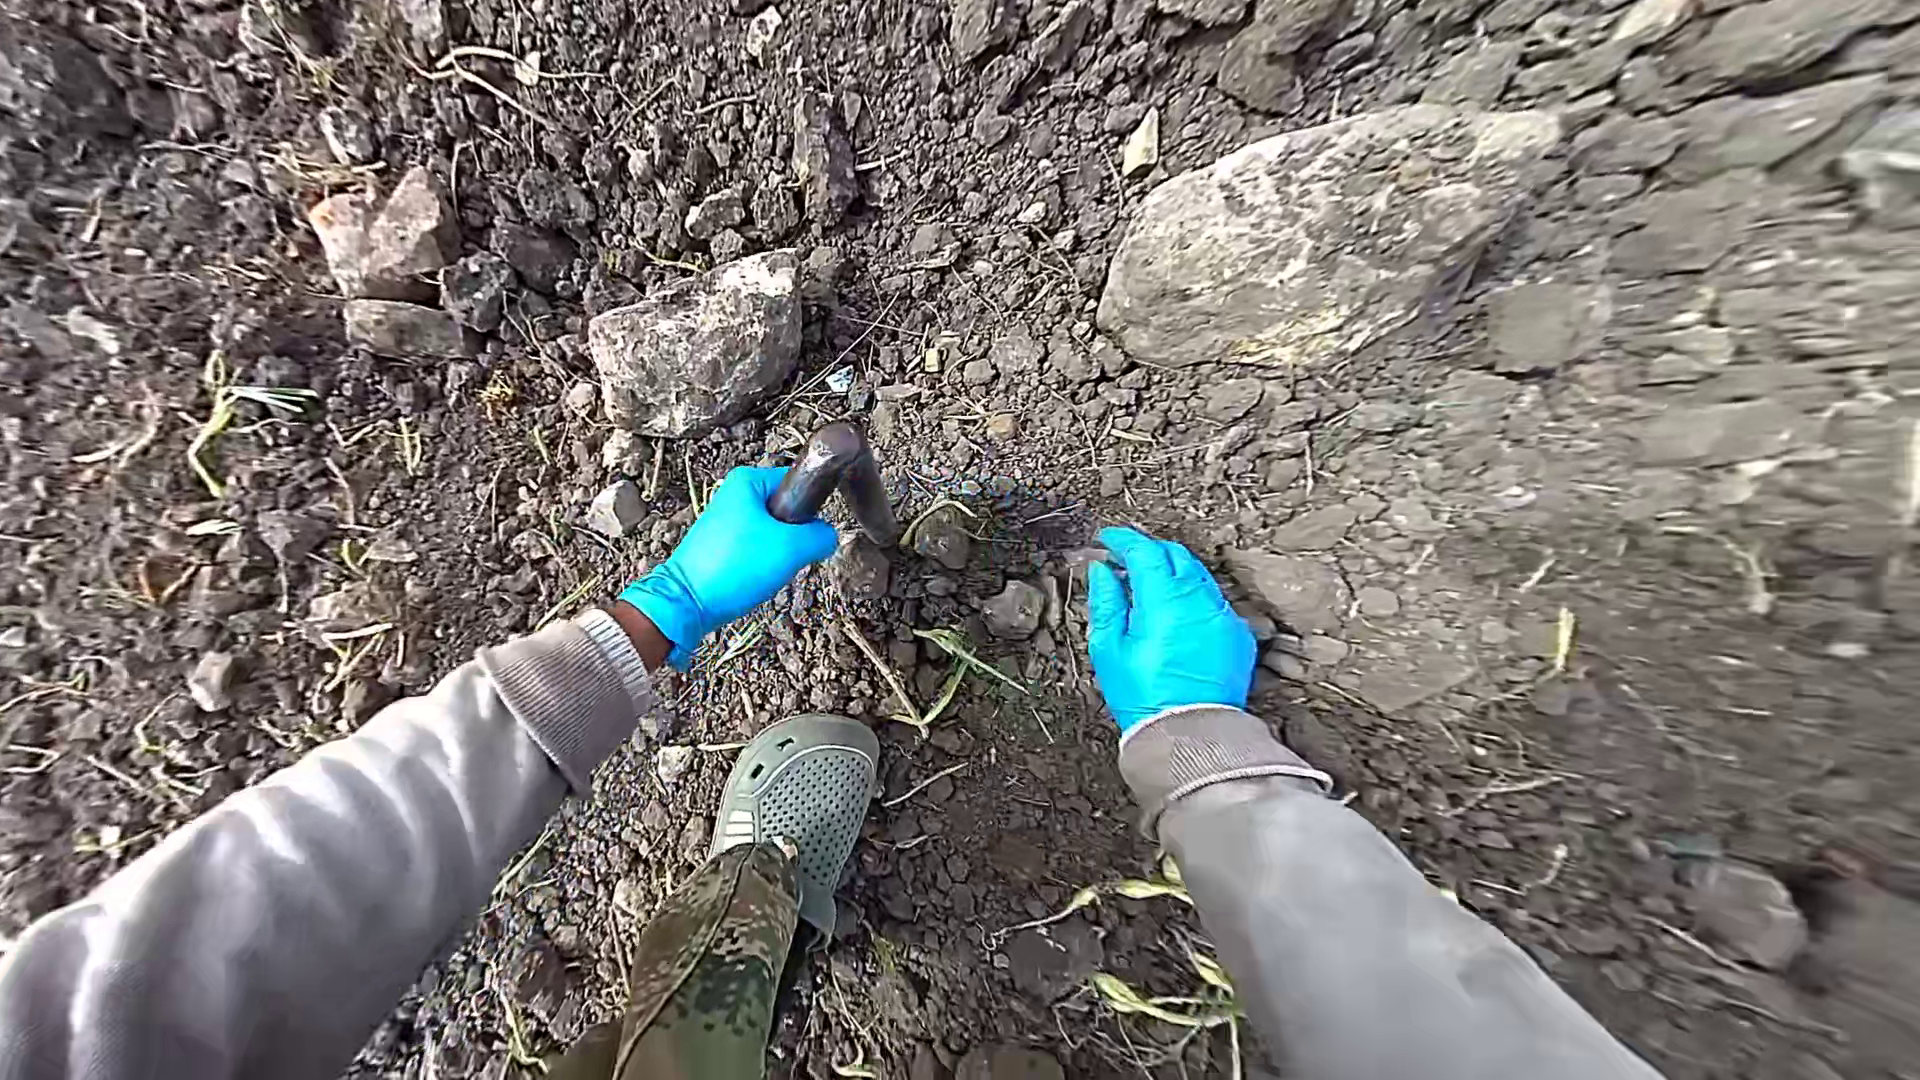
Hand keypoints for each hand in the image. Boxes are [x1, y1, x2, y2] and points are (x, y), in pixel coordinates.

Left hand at [618, 466, 837, 668]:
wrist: (689, 604)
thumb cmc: (734, 568)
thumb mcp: (793, 547)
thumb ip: (822, 536)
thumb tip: (829, 536)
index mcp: (748, 481)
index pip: (799, 485)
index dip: (811, 511)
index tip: (806, 533)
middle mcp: (735, 495)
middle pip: (789, 511)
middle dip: (796, 537)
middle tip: (787, 554)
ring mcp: (728, 522)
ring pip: (777, 534)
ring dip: (782, 554)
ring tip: (769, 568)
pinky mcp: (724, 546)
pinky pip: (760, 550)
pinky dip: (765, 565)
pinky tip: (758, 577)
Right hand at [1086, 526, 1254, 732]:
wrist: (1190, 734)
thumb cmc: (1143, 695)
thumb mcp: (1109, 647)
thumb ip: (1106, 601)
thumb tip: (1102, 570)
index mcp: (1165, 602)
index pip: (1146, 551)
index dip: (1123, 540)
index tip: (1107, 539)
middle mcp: (1200, 602)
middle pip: (1175, 555)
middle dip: (1148, 549)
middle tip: (1123, 557)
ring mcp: (1223, 617)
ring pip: (1196, 574)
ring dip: (1170, 570)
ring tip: (1144, 582)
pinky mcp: (1236, 634)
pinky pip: (1211, 598)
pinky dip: (1189, 593)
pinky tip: (1171, 609)